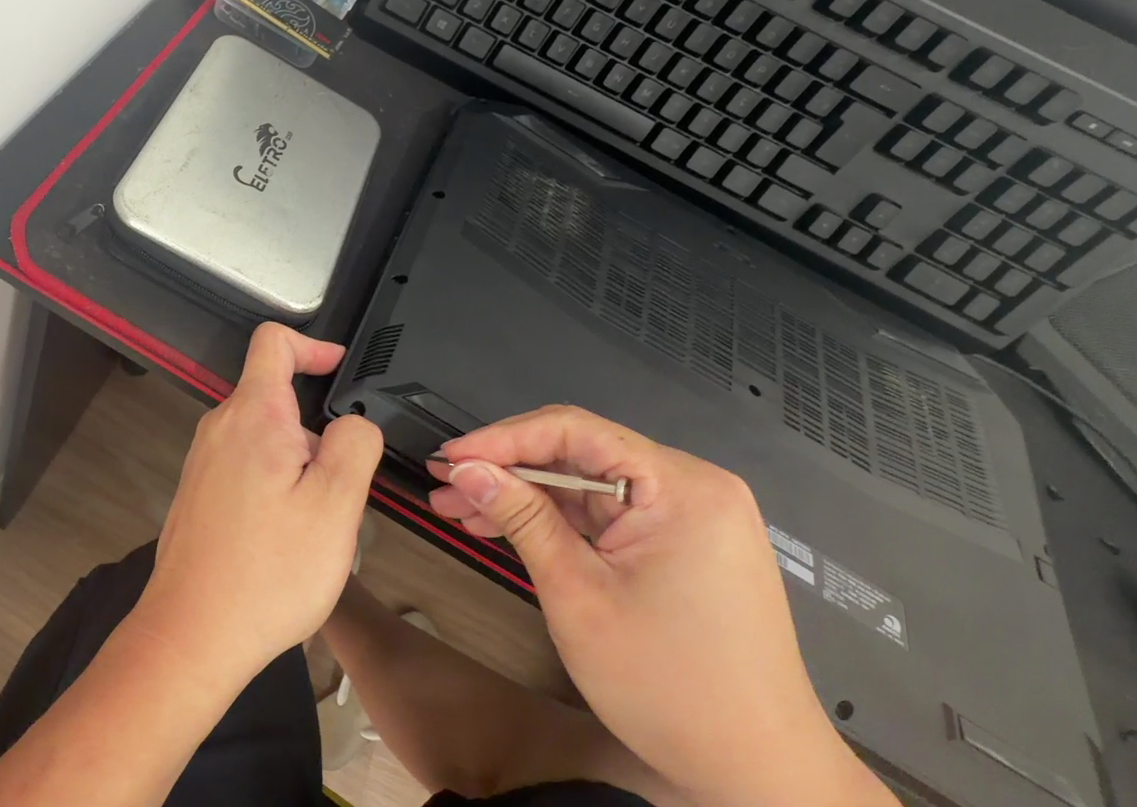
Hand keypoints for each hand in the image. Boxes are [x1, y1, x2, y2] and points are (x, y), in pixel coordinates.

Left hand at [135, 323, 383, 681]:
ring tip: (313, 527)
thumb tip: (351, 423)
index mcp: (253, 415)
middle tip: (340, 491)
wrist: (192, 634)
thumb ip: (354, 444)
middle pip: (275, 398)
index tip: (339, 370)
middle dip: (316, 432)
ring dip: (299, 467)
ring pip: (264, 439)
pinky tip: (284, 542)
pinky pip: (246, 469)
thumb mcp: (336, 504)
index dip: (312, 345)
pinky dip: (275, 487)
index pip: (274, 342)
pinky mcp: (198, 494)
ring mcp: (203, 462)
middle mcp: (219, 428)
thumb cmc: (268, 572)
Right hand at [426, 406, 893, 806]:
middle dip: (507, 469)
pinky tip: (508, 528)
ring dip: (525, 496)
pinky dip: (558, 520)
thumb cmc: (667, 685)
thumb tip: (466, 468)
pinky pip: (609, 514)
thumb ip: (521, 518)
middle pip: (581, 453)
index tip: (447, 457)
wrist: (759, 772)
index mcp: (681, 487)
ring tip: (460, 510)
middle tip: (444, 486)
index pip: (574, 430)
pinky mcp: (685, 544)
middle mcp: (694, 487)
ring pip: (589, 484)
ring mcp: (693, 516)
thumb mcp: (577, 595)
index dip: (501, 438)